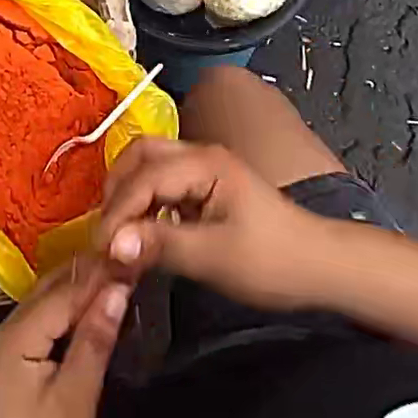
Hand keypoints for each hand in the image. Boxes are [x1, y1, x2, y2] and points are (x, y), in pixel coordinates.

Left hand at [0, 260, 131, 417]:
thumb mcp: (73, 400)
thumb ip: (95, 339)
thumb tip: (119, 288)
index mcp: (16, 334)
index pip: (68, 289)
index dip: (103, 271)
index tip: (136, 253)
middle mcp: (9, 328)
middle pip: (56, 285)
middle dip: (95, 270)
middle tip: (133, 256)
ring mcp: (11, 342)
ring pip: (54, 297)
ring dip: (87, 284)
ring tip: (123, 272)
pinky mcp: (19, 357)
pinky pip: (51, 315)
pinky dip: (77, 304)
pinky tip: (99, 302)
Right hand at [96, 138, 331, 312]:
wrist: (316, 264)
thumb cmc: (271, 260)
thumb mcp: (213, 257)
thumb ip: (161, 245)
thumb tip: (112, 243)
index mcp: (205, 163)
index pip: (145, 176)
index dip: (118, 210)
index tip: (100, 248)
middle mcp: (201, 154)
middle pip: (143, 154)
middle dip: (118, 189)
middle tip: (105, 232)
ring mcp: (205, 167)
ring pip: (151, 164)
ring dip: (129, 193)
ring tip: (118, 233)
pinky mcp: (207, 184)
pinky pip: (164, 181)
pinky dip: (146, 201)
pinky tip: (143, 231)